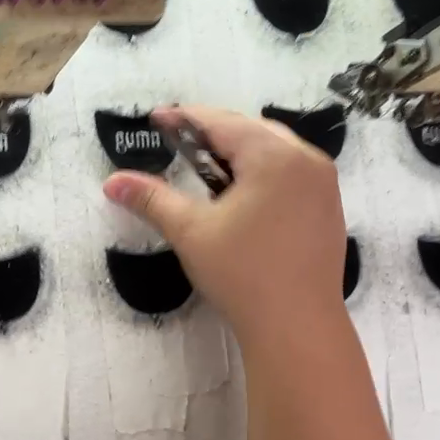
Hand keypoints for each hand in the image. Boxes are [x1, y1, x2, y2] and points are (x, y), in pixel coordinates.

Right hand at [103, 105, 348, 349]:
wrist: (296, 322)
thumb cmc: (241, 273)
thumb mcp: (190, 232)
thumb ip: (152, 200)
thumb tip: (112, 182)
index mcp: (273, 156)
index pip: (223, 122)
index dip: (186, 117)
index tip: (157, 117)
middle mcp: (306, 159)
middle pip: (252, 131)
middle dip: (213, 132)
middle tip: (178, 140)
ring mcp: (322, 183)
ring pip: (274, 151)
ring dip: (238, 152)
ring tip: (206, 167)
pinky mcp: (327, 207)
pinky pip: (290, 173)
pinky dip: (260, 173)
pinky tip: (239, 195)